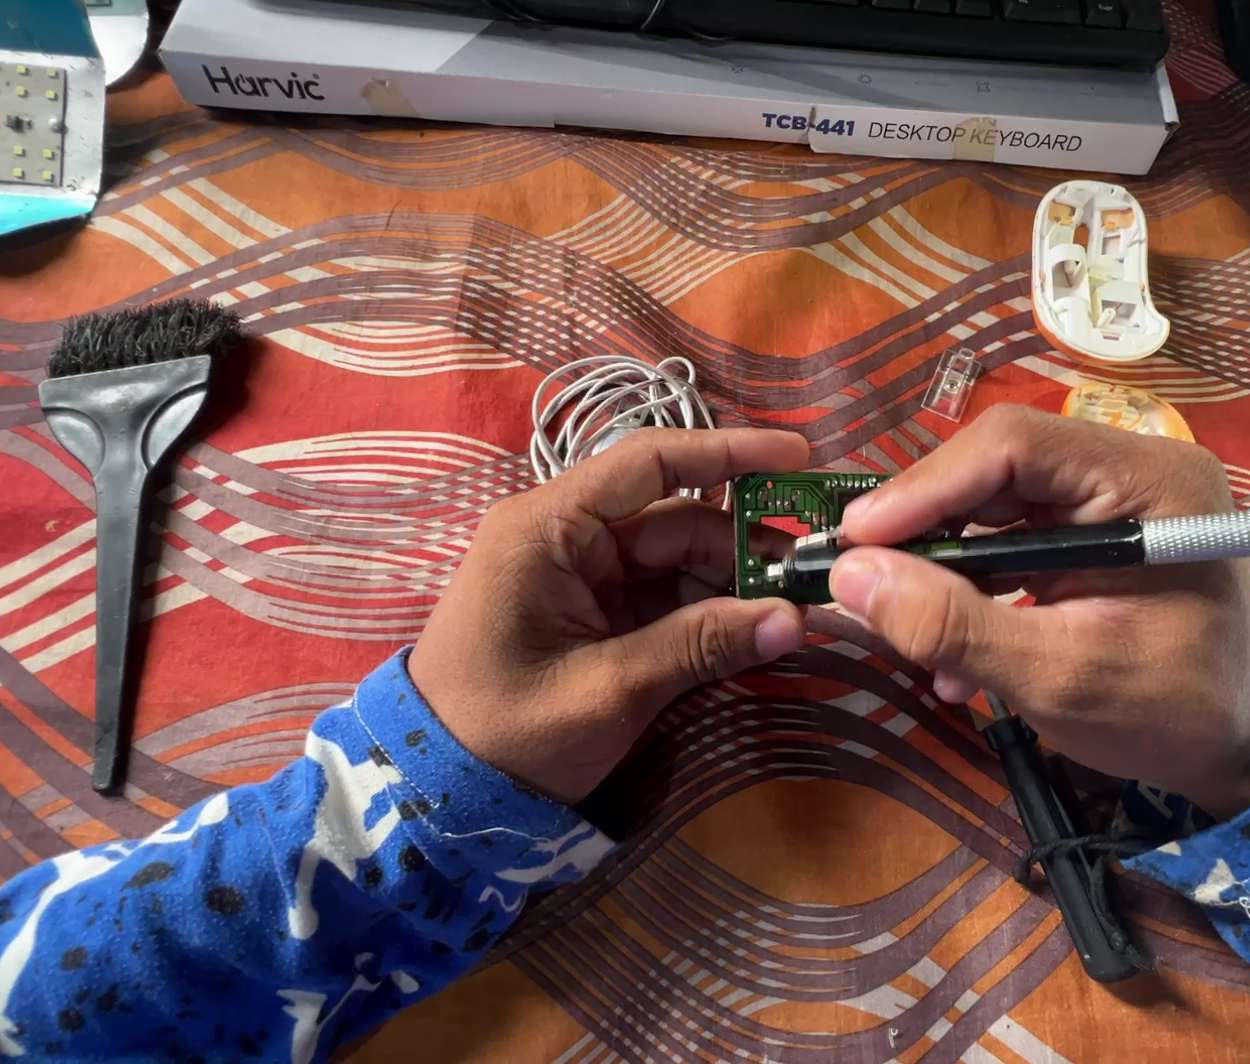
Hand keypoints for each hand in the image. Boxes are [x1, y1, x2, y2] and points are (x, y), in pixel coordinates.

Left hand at [409, 428, 809, 803]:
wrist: (434, 796)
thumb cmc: (504, 734)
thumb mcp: (606, 690)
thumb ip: (700, 646)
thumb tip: (797, 619)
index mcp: (551, 527)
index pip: (650, 461)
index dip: (729, 453)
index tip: (799, 458)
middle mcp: (569, 536)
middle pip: (677, 519)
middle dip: (746, 544)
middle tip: (815, 575)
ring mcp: (583, 575)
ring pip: (679, 560)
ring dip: (734, 585)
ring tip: (794, 613)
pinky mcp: (595, 612)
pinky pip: (665, 597)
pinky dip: (709, 614)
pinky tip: (753, 633)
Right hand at [828, 405, 1249, 818]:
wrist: (1243, 751)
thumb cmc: (1173, 717)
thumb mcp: (1059, 679)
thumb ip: (954, 627)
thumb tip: (849, 577)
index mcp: (1148, 481)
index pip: (1014, 444)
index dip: (925, 486)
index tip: (856, 540)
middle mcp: (1126, 469)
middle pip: (993, 467)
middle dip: (922, 527)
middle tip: (860, 578)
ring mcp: (1104, 500)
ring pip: (986, 504)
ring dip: (936, 564)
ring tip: (903, 623)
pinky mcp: (1084, 534)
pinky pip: (1001, 538)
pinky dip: (963, 585)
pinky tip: (948, 647)